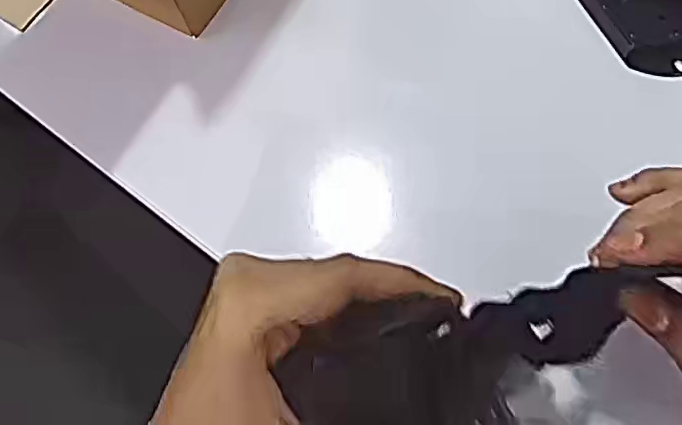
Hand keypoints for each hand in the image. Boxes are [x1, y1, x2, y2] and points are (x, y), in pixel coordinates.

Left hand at [150, 253, 456, 424]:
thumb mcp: (303, 420)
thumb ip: (363, 402)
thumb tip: (422, 405)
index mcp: (249, 294)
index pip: (342, 274)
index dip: (401, 283)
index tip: (442, 297)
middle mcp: (242, 281)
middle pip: (337, 273)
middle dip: (391, 292)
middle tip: (438, 309)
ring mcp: (240, 289)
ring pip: (325, 282)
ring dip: (369, 303)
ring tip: (414, 317)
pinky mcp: (243, 307)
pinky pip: (308, 297)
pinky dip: (343, 311)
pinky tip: (369, 328)